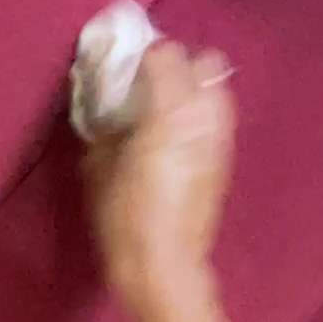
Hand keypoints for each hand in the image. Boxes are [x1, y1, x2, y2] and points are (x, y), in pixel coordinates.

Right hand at [85, 40, 235, 321]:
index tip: (119, 66)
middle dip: (176, 63)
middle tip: (145, 82)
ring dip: (190, 86)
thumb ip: (104, 127)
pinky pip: (216, 116)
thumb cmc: (122, 219)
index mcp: (168, 115)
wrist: (163, 267)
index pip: (165, 55)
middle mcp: (204, 118)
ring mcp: (220, 137)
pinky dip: (197, 112)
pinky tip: (174, 134)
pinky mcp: (224, 157)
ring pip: (217, 86)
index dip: (141, 54)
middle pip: (205, 60)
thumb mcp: (98, 169)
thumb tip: (103, 104)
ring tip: (161, 106)